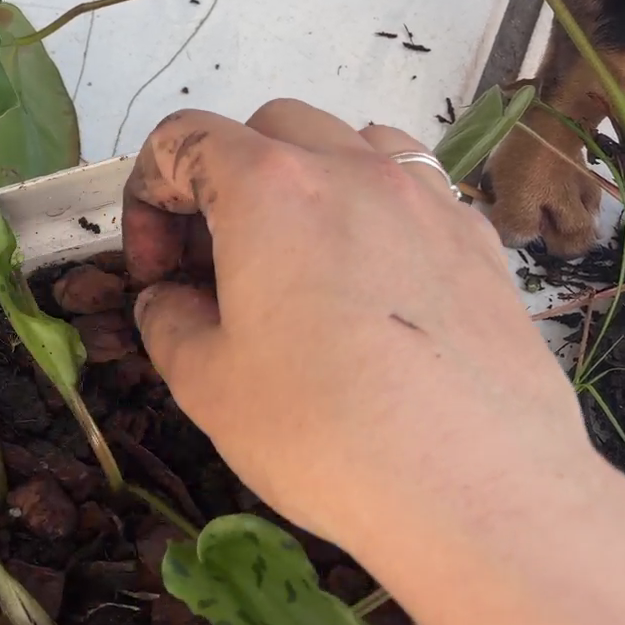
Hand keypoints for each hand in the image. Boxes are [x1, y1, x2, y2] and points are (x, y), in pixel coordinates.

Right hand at [121, 99, 587, 539]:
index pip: (180, 140)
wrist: (479, 497)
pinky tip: (354, 276)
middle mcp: (351, 172)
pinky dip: (359, 205)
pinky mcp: (478, 243)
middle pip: (261, 128)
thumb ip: (165, 316)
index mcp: (268, 190)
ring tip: (281, 252)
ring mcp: (427, 202)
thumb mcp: (196, 374)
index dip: (145, 198)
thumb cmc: (314, 426)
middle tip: (205, 259)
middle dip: (213, 180)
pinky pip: (406, 185)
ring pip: (344, 140)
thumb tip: (170, 300)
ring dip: (292, 179)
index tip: (154, 270)